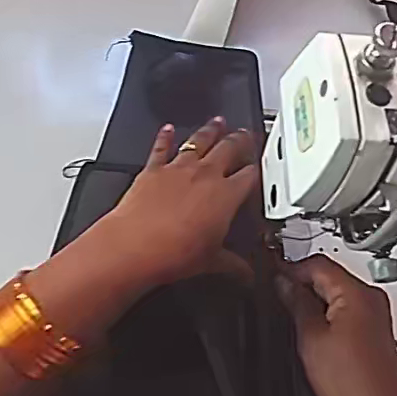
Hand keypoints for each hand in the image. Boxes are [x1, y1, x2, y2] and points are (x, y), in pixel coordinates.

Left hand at [77, 118, 259, 290]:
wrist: (135, 246)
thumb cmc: (174, 252)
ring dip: (210, 130)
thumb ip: (233, 265)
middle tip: (245, 134)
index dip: (258, 169)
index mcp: (226, 195)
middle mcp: (205, 175)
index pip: (250, 175)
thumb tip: (244, 274)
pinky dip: (165, 137)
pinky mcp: (153, 169)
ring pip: (199, 141)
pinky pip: (161, 147)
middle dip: (240, 139)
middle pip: (229, 148)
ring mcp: (178, 168)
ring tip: (217, 122)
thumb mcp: (212, 262)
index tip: (260, 165)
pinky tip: (167, 129)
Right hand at [274, 254, 396, 395]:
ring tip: (297, 319)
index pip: (318, 264)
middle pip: (329, 275)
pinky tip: (316, 333)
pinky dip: (329, 313)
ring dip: (315, 299)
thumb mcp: (310, 338)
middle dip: (303, 284)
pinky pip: (347, 307)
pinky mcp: (375, 328)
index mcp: (357, 293)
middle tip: (281, 298)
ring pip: (337, 291)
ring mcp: (376, 313)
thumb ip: (295, 303)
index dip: (291, 269)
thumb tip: (284, 284)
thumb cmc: (353, 383)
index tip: (274, 276)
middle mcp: (371, 298)